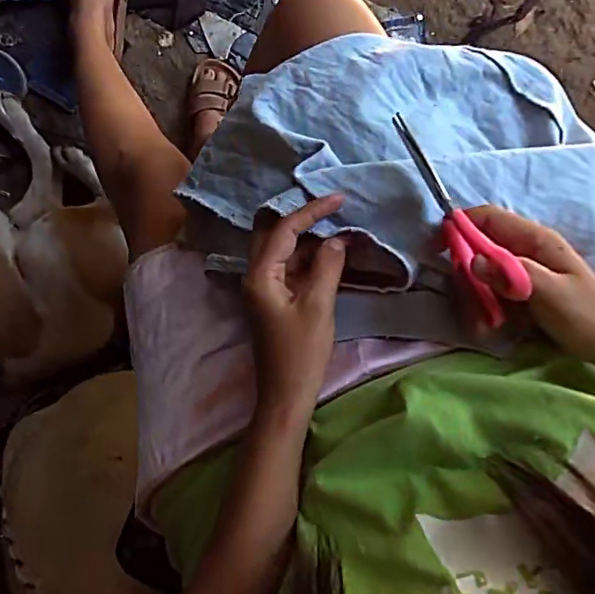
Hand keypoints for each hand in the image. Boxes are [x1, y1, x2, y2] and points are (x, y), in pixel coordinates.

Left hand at [244, 194, 348, 420]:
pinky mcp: (274, 300)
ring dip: (308, 239)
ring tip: (339, 228)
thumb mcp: (319, 306)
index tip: (339, 199)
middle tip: (332, 209)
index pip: (283, 230)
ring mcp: (263, 289)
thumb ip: (327, 267)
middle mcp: (255, 276)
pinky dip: (309, 258)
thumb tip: (336, 240)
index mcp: (260, 275)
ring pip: (282, 251)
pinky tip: (331, 255)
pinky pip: (289, 268)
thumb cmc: (301, 353)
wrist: (286, 395)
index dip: (311, 211)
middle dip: (302, 218)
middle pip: (273, 234)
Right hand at [458, 206, 594, 363]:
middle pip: (479, 247)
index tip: (435, 248)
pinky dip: (488, 309)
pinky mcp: (524, 292)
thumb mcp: (551, 294)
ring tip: (487, 322)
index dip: (459, 226)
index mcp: (536, 240)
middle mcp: (527, 250)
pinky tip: (497, 327)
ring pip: (483, 274)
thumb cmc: (588, 317)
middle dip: (467, 274)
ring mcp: (525, 272)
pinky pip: (493, 293)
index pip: (488, 217)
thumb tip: (473, 260)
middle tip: (471, 303)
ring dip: (477, 297)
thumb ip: (513, 274)